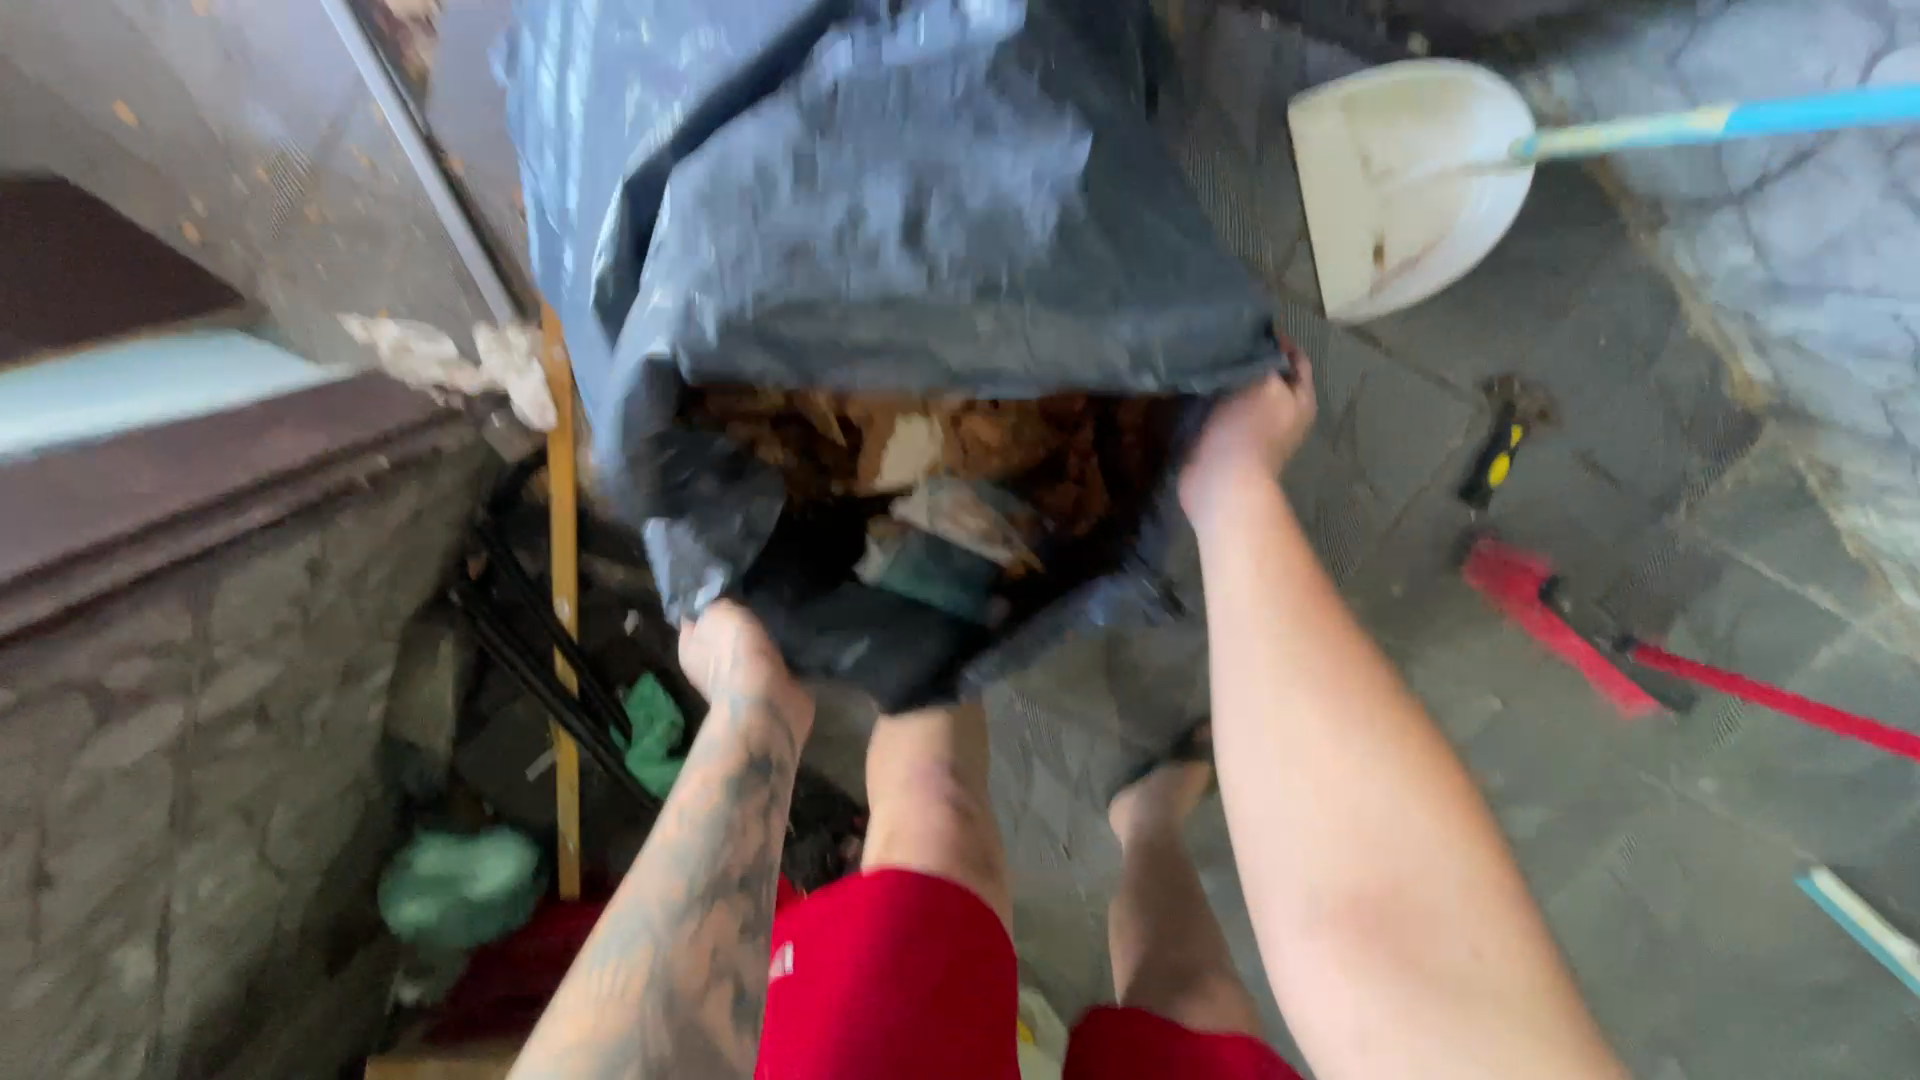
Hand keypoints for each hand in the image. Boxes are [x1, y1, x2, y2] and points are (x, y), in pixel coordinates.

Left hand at [678, 600, 812, 735]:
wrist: (766, 701)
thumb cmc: (733, 653)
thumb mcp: (718, 611)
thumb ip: (717, 602)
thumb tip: (721, 600)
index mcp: (689, 649)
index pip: (693, 618)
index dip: (708, 601)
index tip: (728, 585)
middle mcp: (711, 666)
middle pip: (725, 633)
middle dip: (741, 619)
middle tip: (759, 596)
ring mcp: (741, 681)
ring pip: (753, 648)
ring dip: (767, 635)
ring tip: (783, 612)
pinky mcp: (771, 689)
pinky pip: (778, 662)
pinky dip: (787, 652)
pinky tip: (797, 634)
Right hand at [1179, 349, 1315, 530]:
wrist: (1220, 482)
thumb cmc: (1249, 430)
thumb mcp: (1267, 383)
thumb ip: (1266, 359)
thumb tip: (1256, 344)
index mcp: (1300, 399)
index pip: (1294, 358)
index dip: (1276, 339)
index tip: (1248, 324)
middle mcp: (1280, 413)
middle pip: (1266, 375)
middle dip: (1247, 358)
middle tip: (1222, 338)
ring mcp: (1251, 428)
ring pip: (1239, 392)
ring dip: (1224, 378)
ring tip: (1205, 357)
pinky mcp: (1223, 441)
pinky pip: (1217, 410)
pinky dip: (1208, 398)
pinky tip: (1194, 384)